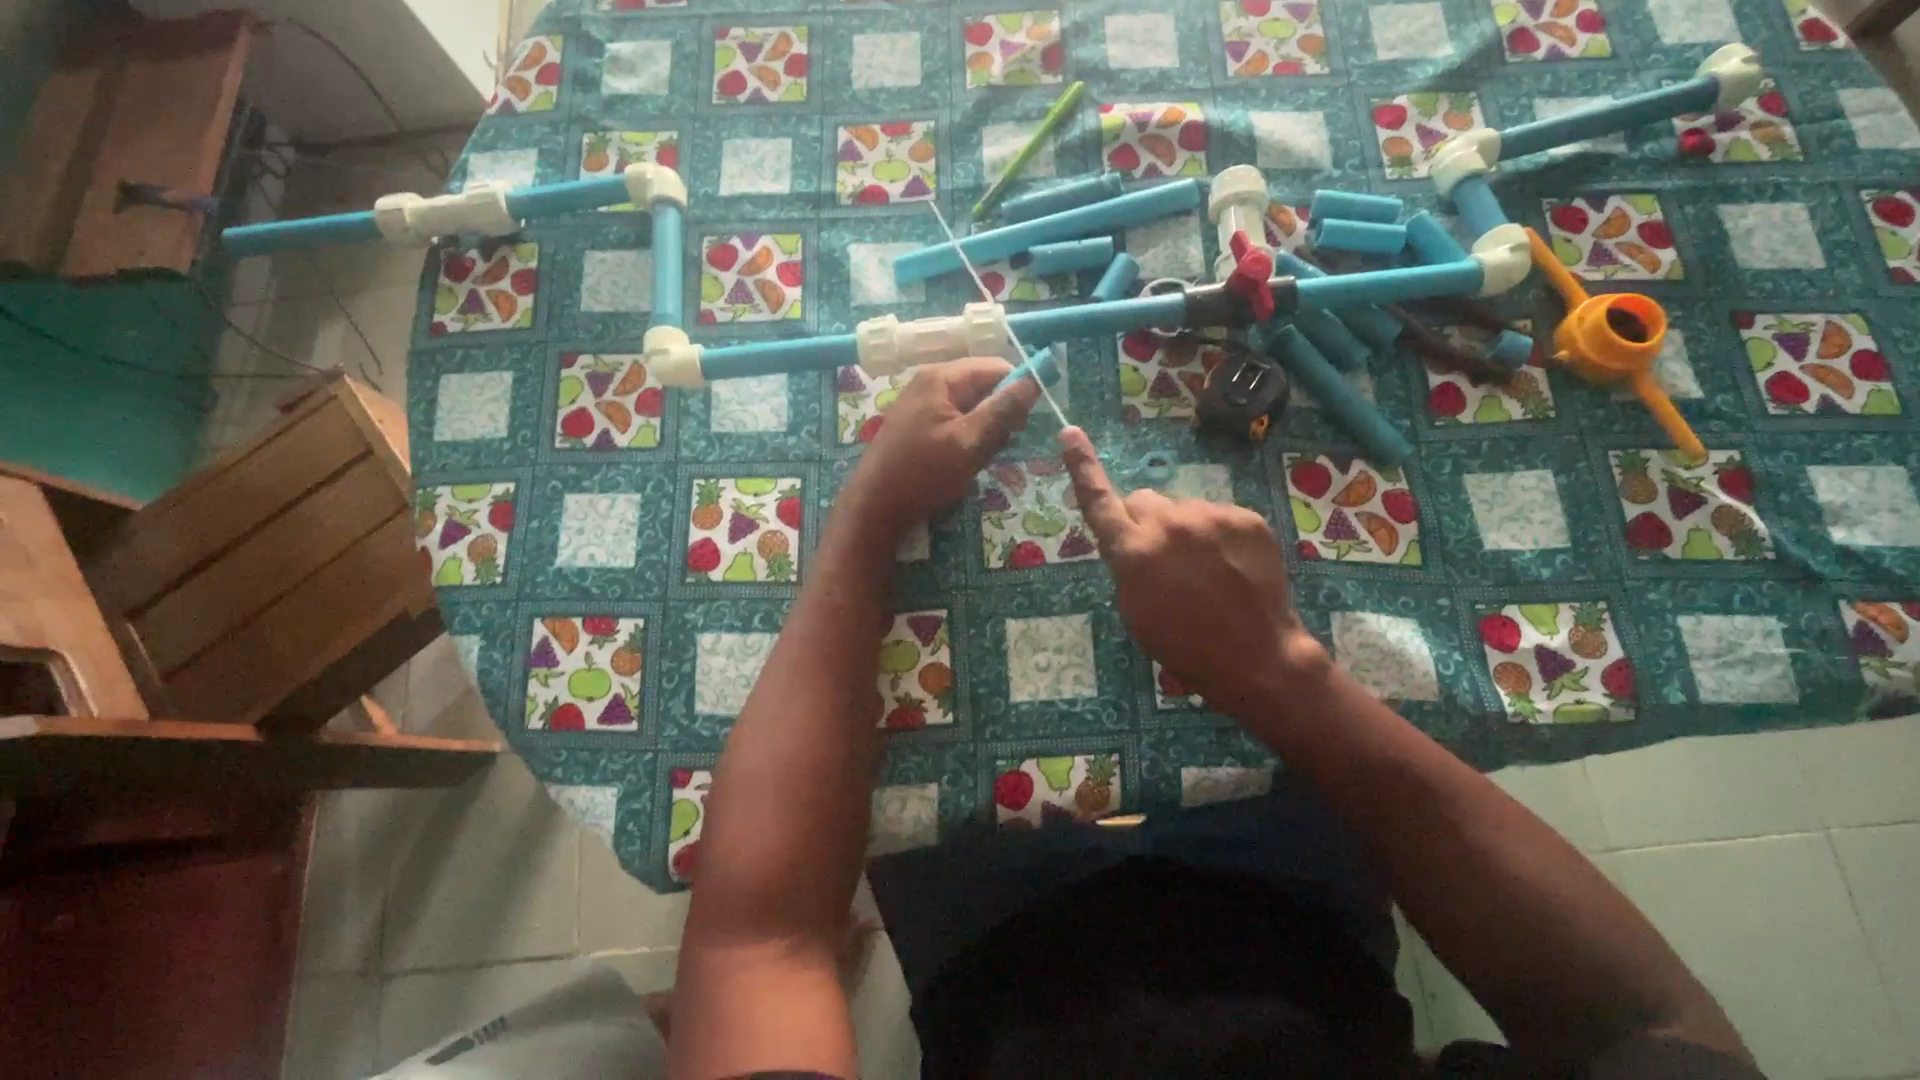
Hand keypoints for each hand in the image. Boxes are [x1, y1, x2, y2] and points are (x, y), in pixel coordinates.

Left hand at [839, 357, 1040, 540]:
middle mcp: (930, 383)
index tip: (1027, 422)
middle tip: (1001, 446)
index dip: (1017, 389)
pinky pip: (956, 423)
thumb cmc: (923, 473)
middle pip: (983, 386)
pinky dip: (969, 440)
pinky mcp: (919, 427)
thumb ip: (1002, 410)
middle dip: (1000, 414)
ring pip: (972, 408)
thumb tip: (1033, 381)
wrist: (875, 508)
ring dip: (986, 432)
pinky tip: (965, 463)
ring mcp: (922, 405)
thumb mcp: (970, 442)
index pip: (995, 367)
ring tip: (980, 459)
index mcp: (941, 378)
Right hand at [1059, 426, 1327, 718]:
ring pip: (1184, 509)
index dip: (1081, 466)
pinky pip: (1219, 515)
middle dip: (1145, 521)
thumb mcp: (1135, 610)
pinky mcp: (1246, 517)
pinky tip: (1232, 567)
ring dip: (1185, 530)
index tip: (1069, 432)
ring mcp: (1211, 517)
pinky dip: (1220, 536)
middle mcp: (1168, 524)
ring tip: (1206, 571)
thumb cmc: (1184, 645)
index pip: (1098, 500)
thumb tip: (1133, 538)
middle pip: (1144, 501)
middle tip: (1162, 559)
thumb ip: (1127, 563)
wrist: (1257, 657)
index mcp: (1132, 552)